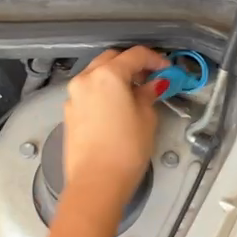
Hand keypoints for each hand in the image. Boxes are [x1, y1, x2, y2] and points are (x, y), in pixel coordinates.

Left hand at [61, 46, 165, 203]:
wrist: (96, 182)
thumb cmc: (125, 149)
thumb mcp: (146, 118)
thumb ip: (148, 95)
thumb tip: (152, 86)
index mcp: (107, 75)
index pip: (135, 55)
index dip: (155, 59)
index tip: (166, 69)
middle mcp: (86, 79)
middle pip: (111, 59)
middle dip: (132, 64)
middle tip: (150, 77)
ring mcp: (73, 96)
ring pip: (96, 74)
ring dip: (115, 77)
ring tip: (134, 93)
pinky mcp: (69, 113)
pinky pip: (88, 92)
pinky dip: (103, 92)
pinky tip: (117, 107)